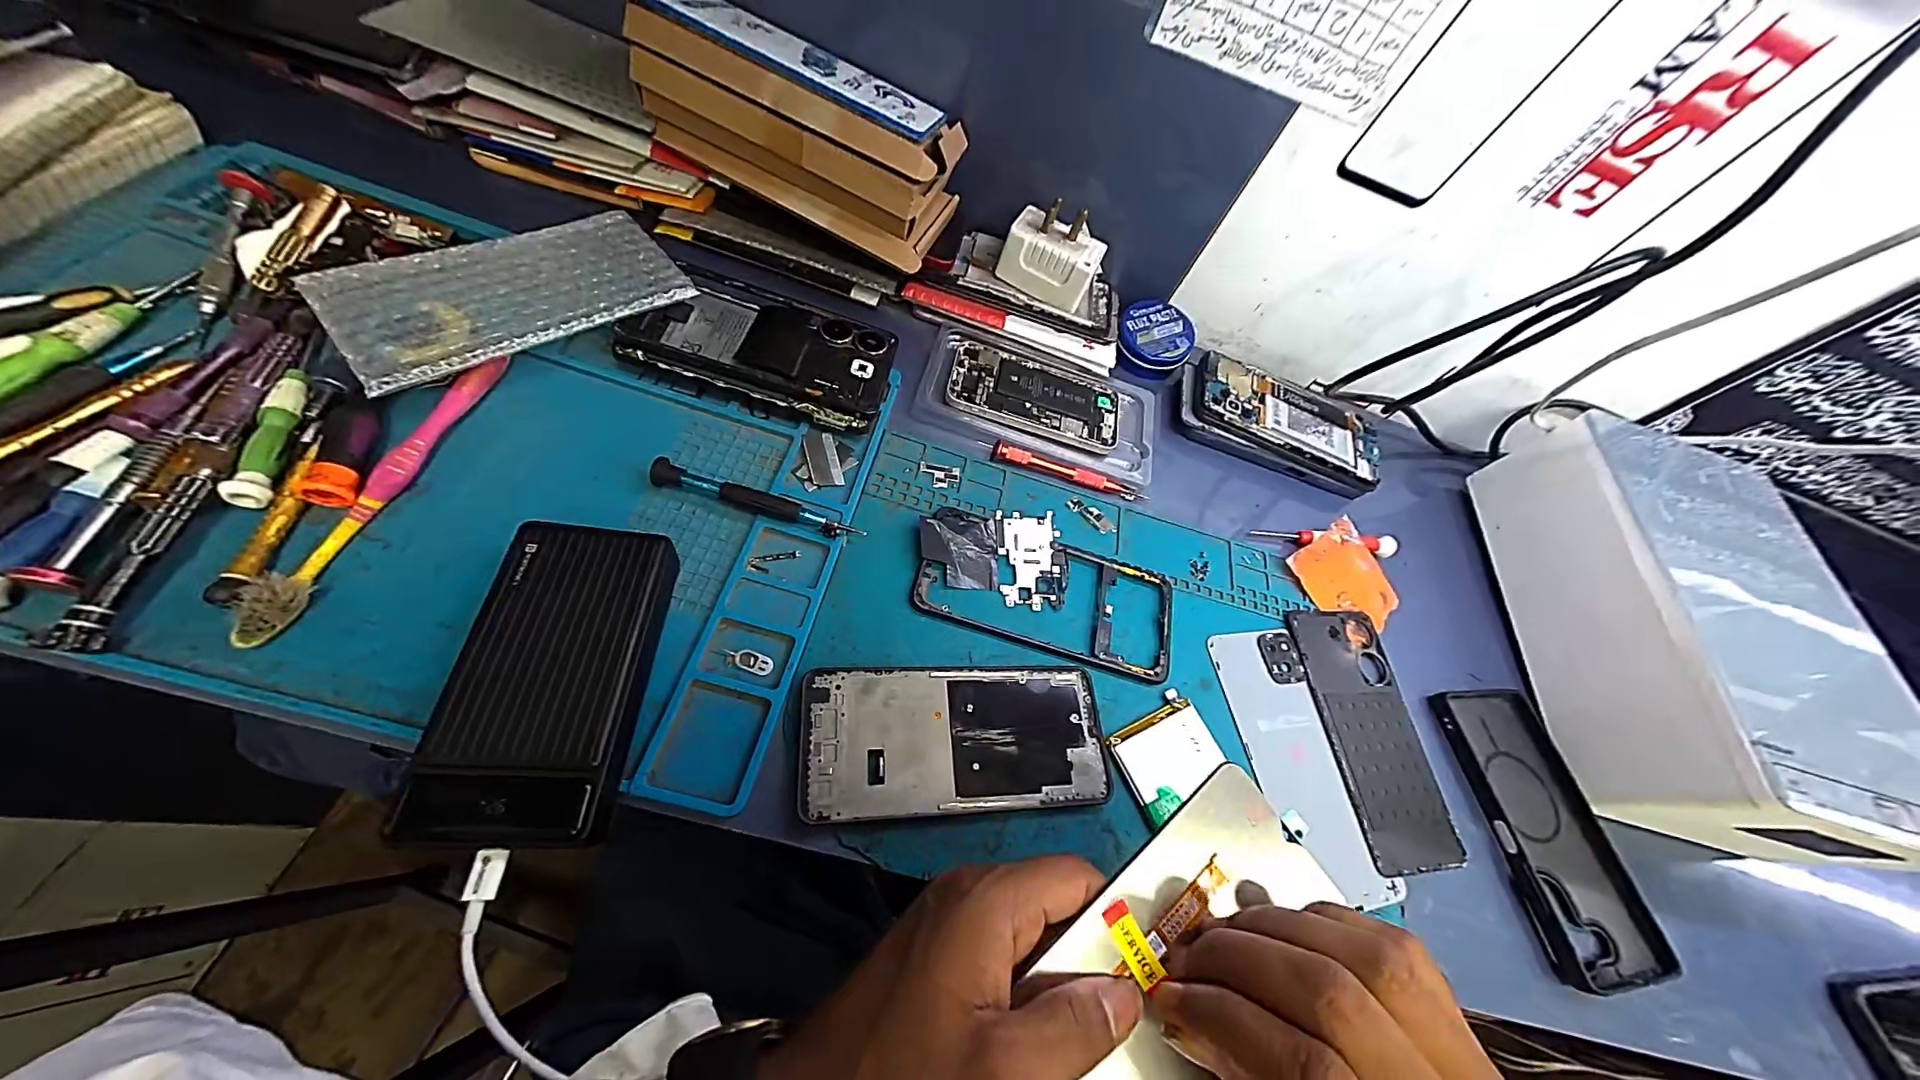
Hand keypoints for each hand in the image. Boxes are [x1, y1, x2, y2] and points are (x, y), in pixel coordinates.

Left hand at [760, 856, 1143, 1079]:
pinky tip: (1017, 1038)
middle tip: (1103, 1023)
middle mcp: (968, 893)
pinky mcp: (934, 948)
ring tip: (1060, 1041)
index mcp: (986, 899)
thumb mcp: (1003, 1068)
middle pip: (1056, 905)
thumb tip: (1125, 992)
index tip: (1144, 974)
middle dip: (1086, 959)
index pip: (1078, 878)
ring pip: (1029, 934)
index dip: (1117, 919)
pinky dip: (1021, 988)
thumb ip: (1074, 1026)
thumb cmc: (906, 1074)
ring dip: (1054, 981)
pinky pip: (998, 953)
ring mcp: (947, 919)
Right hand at [1154, 903, 1497, 1079]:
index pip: (1304, 1064)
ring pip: (1363, 953)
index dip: (1220, 1016)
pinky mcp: (1458, 1011)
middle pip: (1329, 992)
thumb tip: (1191, 1018)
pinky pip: (1387, 939)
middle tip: (1190, 959)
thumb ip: (1249, 1077)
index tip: (1173, 999)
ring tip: (1226, 934)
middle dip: (1236, 958)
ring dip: (1273, 925)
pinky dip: (1321, 918)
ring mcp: (1462, 1051)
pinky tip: (1283, 925)